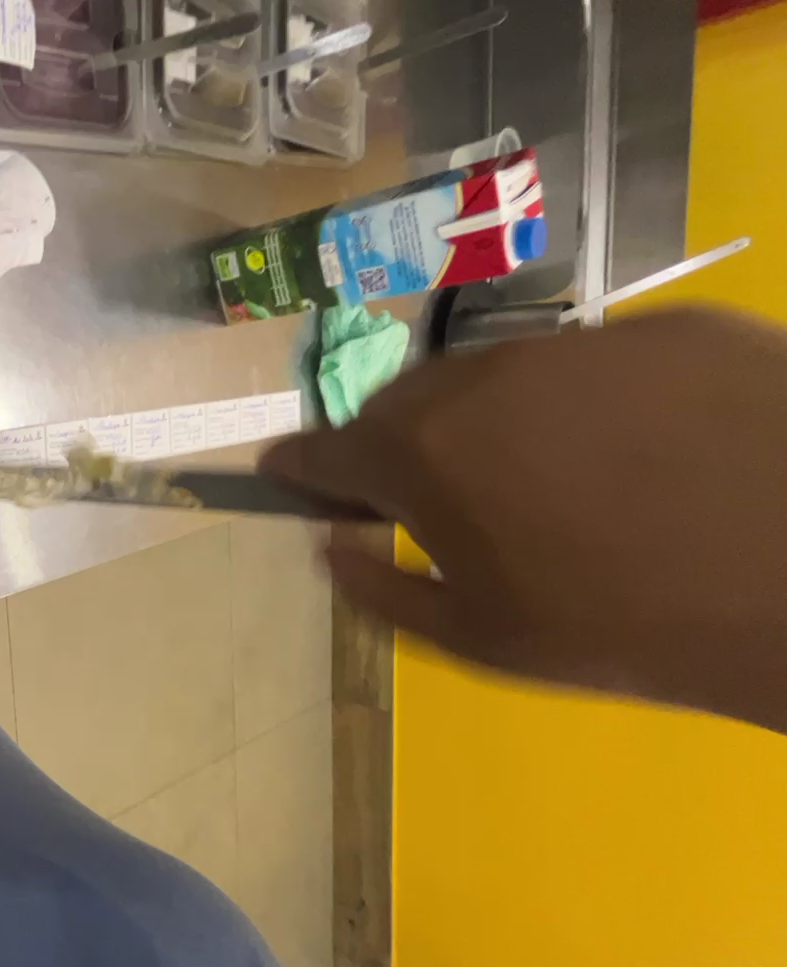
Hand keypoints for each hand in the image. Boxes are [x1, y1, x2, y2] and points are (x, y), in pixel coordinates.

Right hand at [259, 306, 786, 732]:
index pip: (317, 450)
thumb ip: (372, 588)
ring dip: (484, 418)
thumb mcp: (474, 638)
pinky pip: (592, 361)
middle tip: (434, 495)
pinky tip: (643, 446)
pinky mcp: (681, 328)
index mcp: (417, 453)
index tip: (286, 478)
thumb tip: (326, 546)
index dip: (295, 469)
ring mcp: (581, 345)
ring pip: (489, 374)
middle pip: (396, 404)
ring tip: (549, 472)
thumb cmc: (630, 630)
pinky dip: (584, 399)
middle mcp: (478, 380)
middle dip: (392, 445)